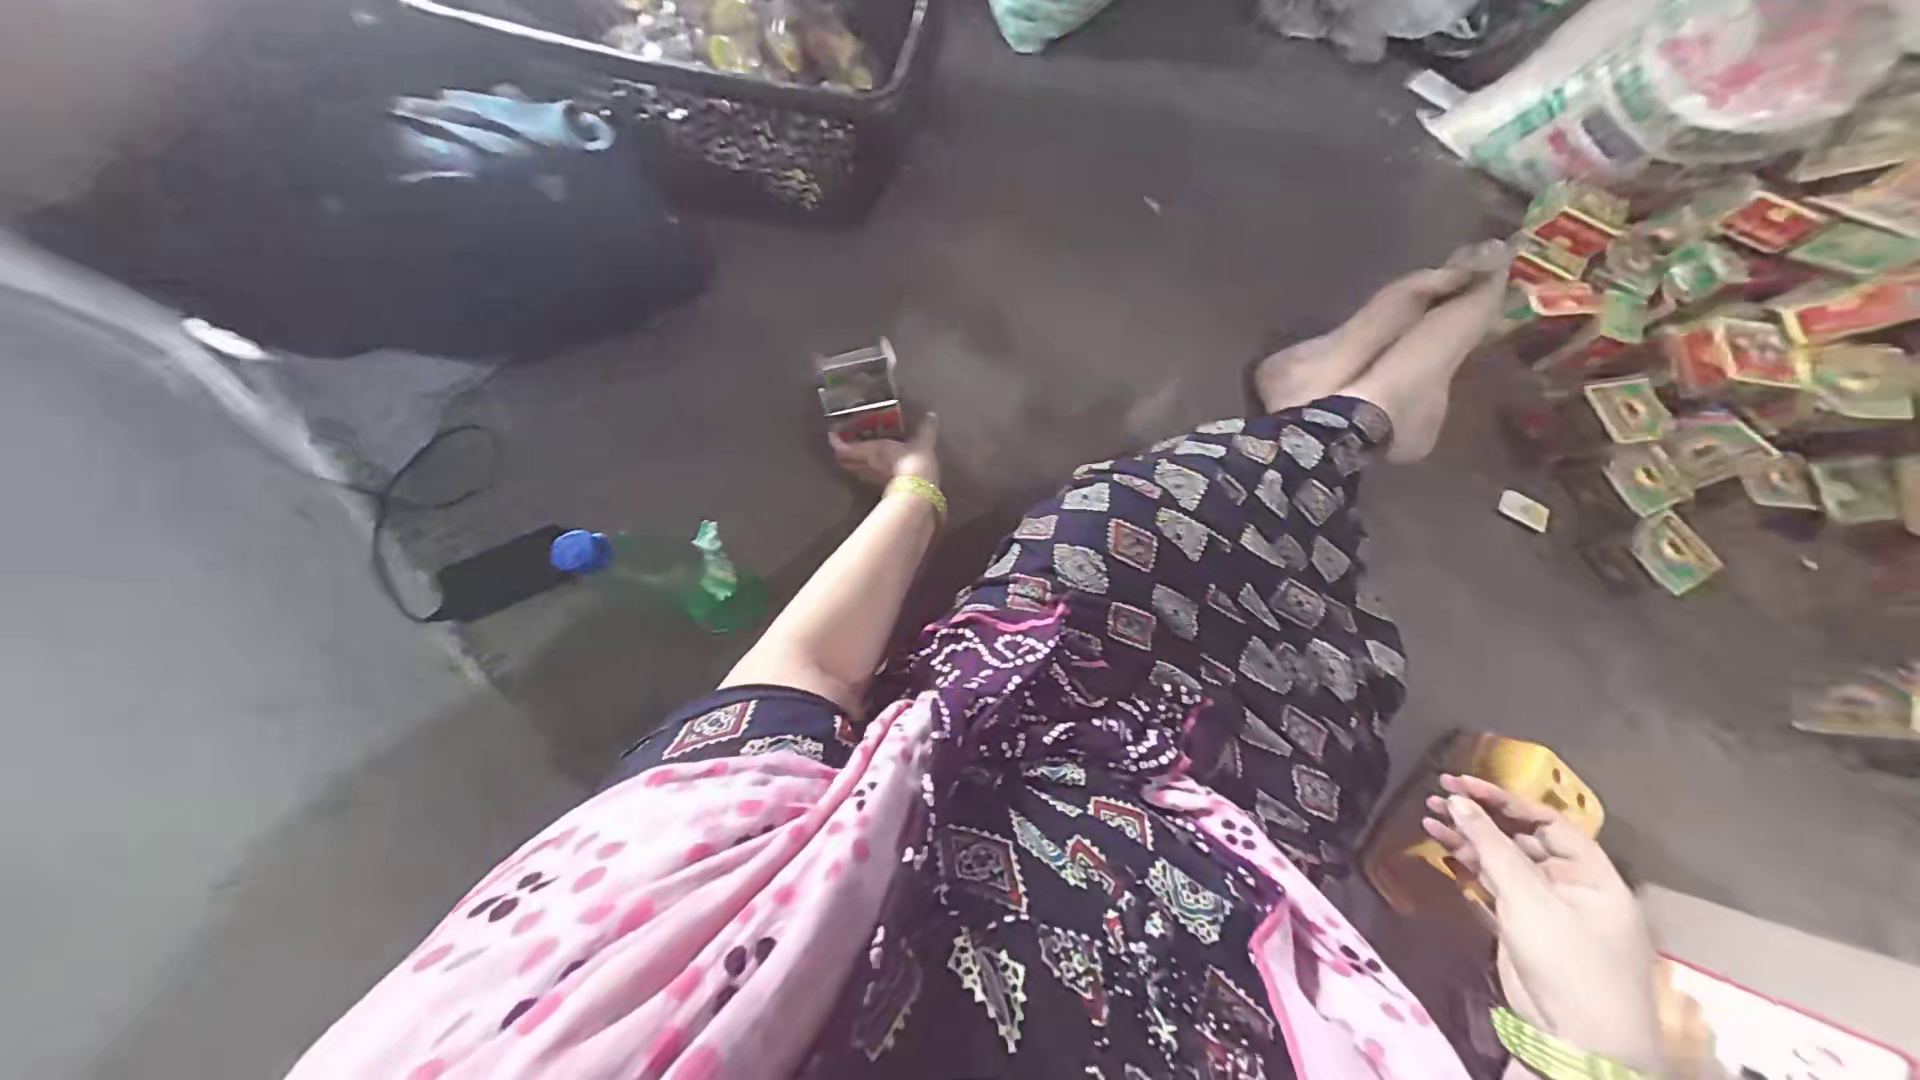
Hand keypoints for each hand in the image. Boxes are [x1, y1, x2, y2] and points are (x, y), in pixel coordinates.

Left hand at [829, 413, 939, 489]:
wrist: (919, 493)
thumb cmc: (914, 462)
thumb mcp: (923, 442)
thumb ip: (926, 429)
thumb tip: (931, 415)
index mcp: (870, 450)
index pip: (842, 448)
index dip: (835, 442)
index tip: (832, 434)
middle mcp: (866, 465)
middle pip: (844, 462)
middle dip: (842, 454)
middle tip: (845, 444)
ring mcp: (872, 480)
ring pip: (854, 471)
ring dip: (852, 464)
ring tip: (858, 455)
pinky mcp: (881, 491)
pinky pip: (867, 479)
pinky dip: (866, 472)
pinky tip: (875, 468)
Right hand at [1423, 774, 1661, 1070]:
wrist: (1576, 1039)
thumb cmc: (1568, 962)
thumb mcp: (1528, 898)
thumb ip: (1490, 845)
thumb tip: (1457, 800)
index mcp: (1594, 878)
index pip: (1548, 823)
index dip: (1505, 800)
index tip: (1463, 784)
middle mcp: (1573, 886)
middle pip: (1522, 838)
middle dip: (1480, 816)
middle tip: (1438, 794)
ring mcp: (1548, 905)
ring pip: (1502, 858)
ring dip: (1467, 836)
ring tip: (1428, 815)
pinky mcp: (1524, 921)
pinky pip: (1493, 880)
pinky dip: (1468, 861)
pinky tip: (1440, 844)